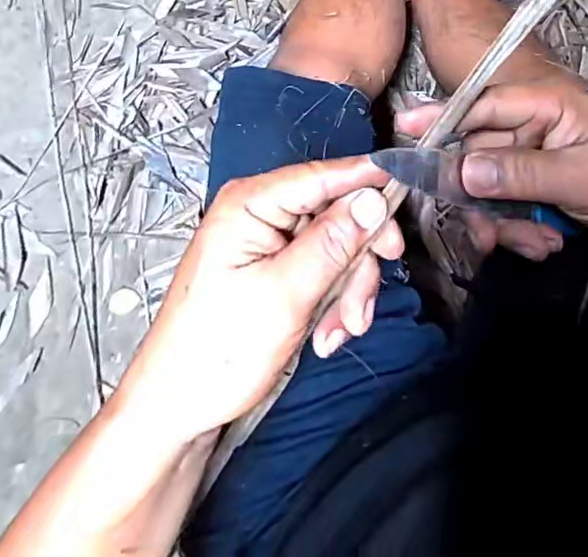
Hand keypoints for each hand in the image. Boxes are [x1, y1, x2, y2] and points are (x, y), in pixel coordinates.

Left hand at [114, 157, 404, 442]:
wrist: (178, 411)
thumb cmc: (215, 352)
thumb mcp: (284, 294)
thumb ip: (333, 243)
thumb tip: (374, 200)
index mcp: (251, 203)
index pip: (323, 175)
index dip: (368, 181)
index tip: (410, 187)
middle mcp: (262, 212)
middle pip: (337, 212)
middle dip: (358, 259)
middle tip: (366, 298)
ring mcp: (271, 241)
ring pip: (339, 244)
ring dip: (349, 288)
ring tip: (339, 330)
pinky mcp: (279, 267)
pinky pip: (326, 267)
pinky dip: (337, 298)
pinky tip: (328, 332)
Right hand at [397, 84, 587, 242]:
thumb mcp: (578, 177)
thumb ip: (518, 172)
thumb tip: (459, 170)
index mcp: (547, 103)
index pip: (485, 104)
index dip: (444, 115)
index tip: (405, 128)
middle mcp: (534, 123)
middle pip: (480, 151)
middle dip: (482, 197)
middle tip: (489, 238)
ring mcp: (534, 153)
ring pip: (490, 183)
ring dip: (505, 220)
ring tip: (538, 244)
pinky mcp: (535, 180)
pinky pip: (507, 200)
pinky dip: (517, 226)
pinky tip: (543, 243)